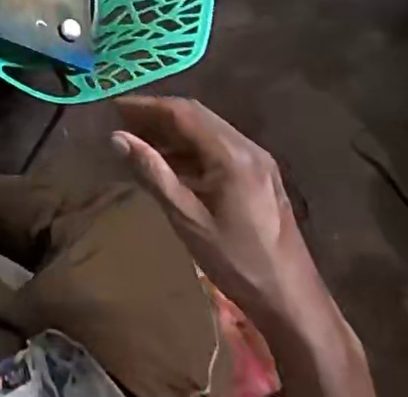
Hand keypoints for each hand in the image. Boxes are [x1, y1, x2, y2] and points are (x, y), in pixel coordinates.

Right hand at [113, 96, 372, 396]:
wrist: (293, 301)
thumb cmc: (236, 261)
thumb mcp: (187, 218)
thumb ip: (152, 172)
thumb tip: (116, 137)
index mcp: (231, 154)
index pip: (182, 112)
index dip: (146, 106)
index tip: (114, 107)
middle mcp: (247, 146)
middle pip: (195, 114)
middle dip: (157, 114)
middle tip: (122, 121)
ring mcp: (257, 159)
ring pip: (206, 129)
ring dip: (172, 130)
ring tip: (139, 139)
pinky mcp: (259, 173)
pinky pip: (218, 145)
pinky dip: (189, 146)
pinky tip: (170, 162)